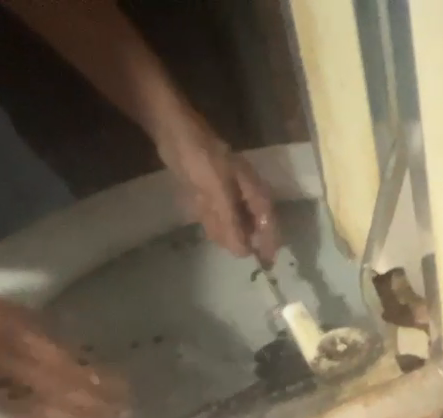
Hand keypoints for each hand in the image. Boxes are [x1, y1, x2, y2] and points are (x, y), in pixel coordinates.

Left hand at [157, 118, 279, 263]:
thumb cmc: (201, 157)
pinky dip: (212, 220)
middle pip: (252, 227)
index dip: (269, 246)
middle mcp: (247, 196)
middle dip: (241, 238)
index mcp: (256, 193)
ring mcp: (229, 194)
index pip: (270, 226)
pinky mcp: (212, 192)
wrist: (172, 129)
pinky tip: (204, 218)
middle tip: (226, 242)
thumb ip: (232, 223)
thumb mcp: (218, 193)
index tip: (266, 265)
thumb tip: (244, 254)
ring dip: (224, 230)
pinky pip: (217, 215)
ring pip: (234, 223)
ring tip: (211, 225)